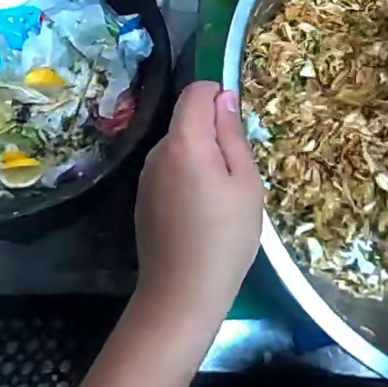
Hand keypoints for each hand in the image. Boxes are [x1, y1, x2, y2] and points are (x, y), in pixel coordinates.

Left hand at [133, 82, 264, 333]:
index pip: (195, 93)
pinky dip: (187, 175)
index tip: (236, 123)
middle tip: (237, 171)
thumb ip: (232, 135)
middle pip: (186, 120)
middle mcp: (158, 150)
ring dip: (200, 155)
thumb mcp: (245, 183)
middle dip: (212, 131)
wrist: (182, 293)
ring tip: (221, 196)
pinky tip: (200, 211)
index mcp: (184, 141)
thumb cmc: (225, 237)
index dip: (217, 95)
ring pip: (178, 145)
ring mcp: (146, 174)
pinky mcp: (143, 196)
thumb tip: (224, 97)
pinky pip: (169, 168)